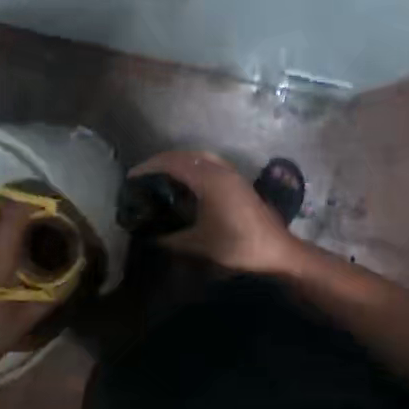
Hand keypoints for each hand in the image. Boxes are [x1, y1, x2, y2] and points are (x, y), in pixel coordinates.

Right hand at [131, 150, 298, 274]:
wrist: (278, 254)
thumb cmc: (236, 247)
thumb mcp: (197, 245)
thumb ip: (169, 238)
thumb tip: (147, 234)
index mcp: (209, 180)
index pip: (171, 163)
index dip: (148, 168)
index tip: (130, 179)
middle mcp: (220, 171)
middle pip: (185, 155)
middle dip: (160, 163)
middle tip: (141, 178)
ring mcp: (232, 175)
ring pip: (199, 157)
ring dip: (177, 163)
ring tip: (159, 178)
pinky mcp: (239, 183)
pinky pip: (209, 164)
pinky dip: (192, 167)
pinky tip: (184, 185)